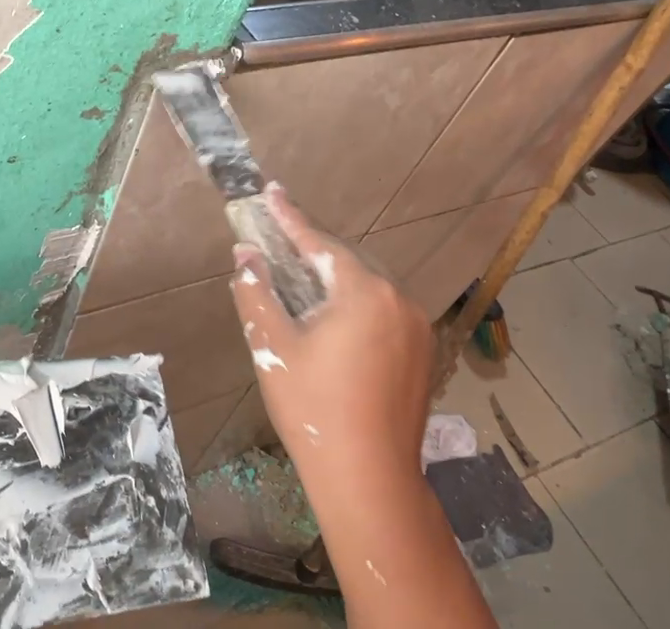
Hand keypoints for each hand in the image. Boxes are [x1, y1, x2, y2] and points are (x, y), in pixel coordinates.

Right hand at [230, 186, 434, 477]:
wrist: (368, 477)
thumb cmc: (313, 407)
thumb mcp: (273, 348)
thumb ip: (256, 293)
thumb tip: (245, 255)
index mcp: (364, 292)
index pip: (319, 243)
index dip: (289, 217)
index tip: (270, 190)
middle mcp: (399, 300)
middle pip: (348, 262)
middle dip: (312, 252)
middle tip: (278, 243)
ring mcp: (418, 327)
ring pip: (369, 287)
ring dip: (335, 281)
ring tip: (301, 285)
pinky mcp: (424, 352)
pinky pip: (384, 311)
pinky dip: (357, 306)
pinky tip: (335, 324)